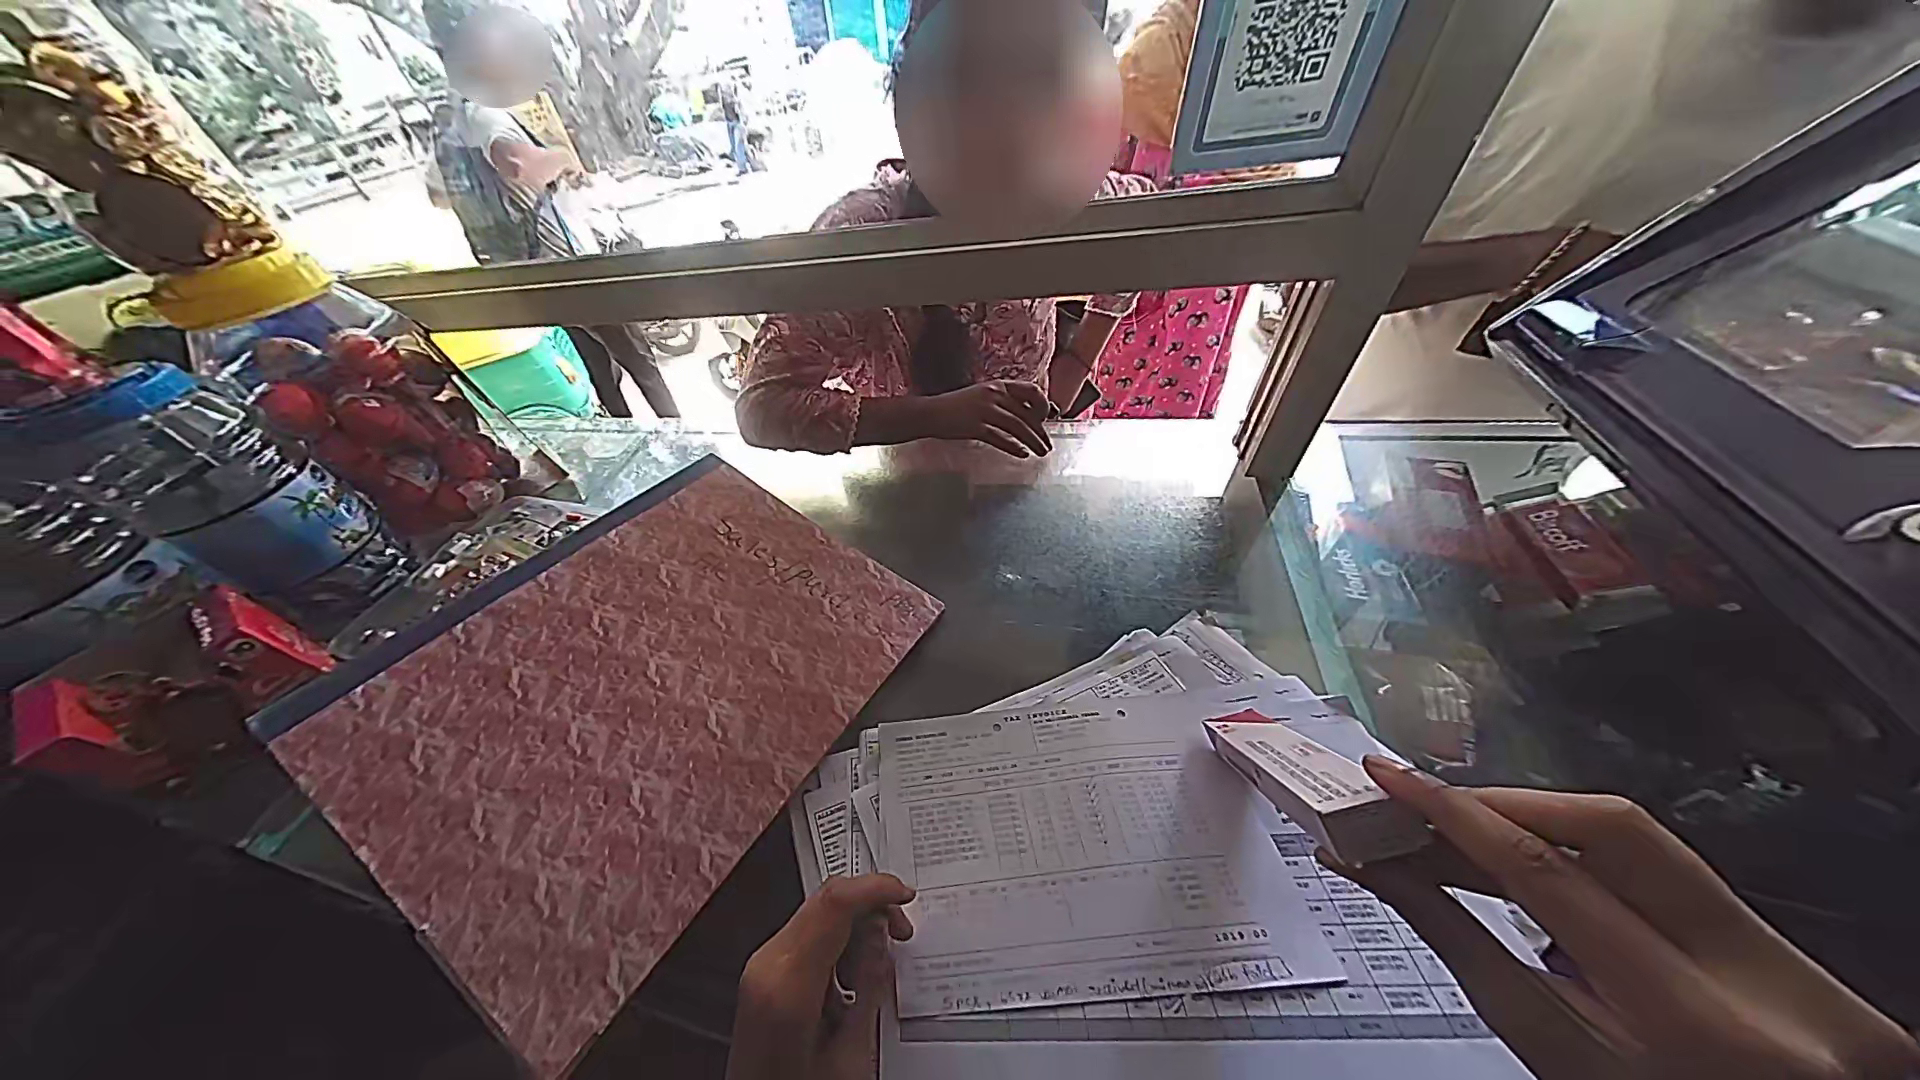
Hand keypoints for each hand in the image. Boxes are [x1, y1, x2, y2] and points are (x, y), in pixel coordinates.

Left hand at [728, 875, 915, 1079]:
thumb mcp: (850, 1055)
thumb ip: (870, 985)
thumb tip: (882, 934)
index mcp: (787, 984)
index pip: (834, 903)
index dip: (875, 888)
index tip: (902, 894)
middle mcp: (768, 962)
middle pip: (829, 900)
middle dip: (872, 906)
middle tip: (899, 934)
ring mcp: (762, 962)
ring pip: (822, 911)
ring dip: (857, 926)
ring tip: (870, 971)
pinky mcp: (765, 967)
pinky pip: (811, 931)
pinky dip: (839, 940)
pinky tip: (848, 977)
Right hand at [922, 380, 1053, 457]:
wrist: (930, 413)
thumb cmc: (956, 407)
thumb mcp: (982, 396)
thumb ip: (1002, 401)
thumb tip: (1025, 415)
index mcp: (998, 385)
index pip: (1032, 391)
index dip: (1043, 405)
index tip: (1045, 420)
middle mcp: (994, 395)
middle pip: (1027, 414)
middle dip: (1041, 432)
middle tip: (1047, 445)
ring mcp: (984, 411)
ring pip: (1018, 427)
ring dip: (1033, 441)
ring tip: (1041, 452)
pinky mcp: (975, 427)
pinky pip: (1001, 438)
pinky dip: (1014, 447)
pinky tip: (1023, 454)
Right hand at [1327, 759, 1919, 1079]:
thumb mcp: (1539, 1042)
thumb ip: (1453, 936)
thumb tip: (1372, 862)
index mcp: (1700, 1023)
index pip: (1546, 870)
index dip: (1452, 809)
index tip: (1389, 776)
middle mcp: (1773, 982)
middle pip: (1606, 825)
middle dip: (1494, 803)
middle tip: (1419, 805)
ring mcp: (1793, 962)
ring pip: (1630, 834)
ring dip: (1521, 820)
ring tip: (1453, 835)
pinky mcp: (1785, 946)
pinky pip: (1650, 860)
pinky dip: (1563, 847)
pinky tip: (1511, 858)